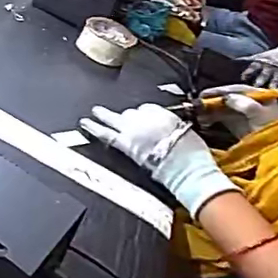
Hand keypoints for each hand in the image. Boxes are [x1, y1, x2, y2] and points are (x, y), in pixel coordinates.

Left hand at [80, 104, 236, 216]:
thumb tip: (164, 130)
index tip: (142, 120)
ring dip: (103, 115)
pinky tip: (85, 124)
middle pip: (130, 112)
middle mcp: (145, 117)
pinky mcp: (124, 143)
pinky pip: (105, 133)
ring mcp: (132, 129)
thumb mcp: (185, 132)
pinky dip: (93, 128)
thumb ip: (170, 127)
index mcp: (162, 113)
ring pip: (113, 118)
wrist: (186, 169)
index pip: (147, 108)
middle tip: (115, 115)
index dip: (144, 115)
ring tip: (94, 112)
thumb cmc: (192, 154)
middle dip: (124, 116)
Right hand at [198, 84, 277, 138]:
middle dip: (212, 101)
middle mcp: (250, 103)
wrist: (277, 151)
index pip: (237, 90)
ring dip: (209, 110)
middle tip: (197, 104)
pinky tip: (203, 121)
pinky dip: (211, 119)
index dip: (220, 91)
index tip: (205, 94)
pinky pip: (220, 118)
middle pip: (227, 98)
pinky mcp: (236, 124)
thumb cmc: (272, 130)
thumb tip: (227, 97)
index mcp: (259, 96)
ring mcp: (242, 114)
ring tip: (198, 114)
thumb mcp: (261, 116)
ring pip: (221, 108)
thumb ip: (246, 105)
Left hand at [242, 44, 277, 87]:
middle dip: (260, 81)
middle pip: (264, 75)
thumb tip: (232, 61)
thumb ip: (246, 60)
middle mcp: (270, 68)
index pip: (253, 68)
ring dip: (273, 85)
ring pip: (275, 80)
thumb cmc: (270, 57)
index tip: (243, 78)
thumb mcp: (258, 57)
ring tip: (270, 91)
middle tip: (256, 87)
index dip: (248, 73)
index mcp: (260, 63)